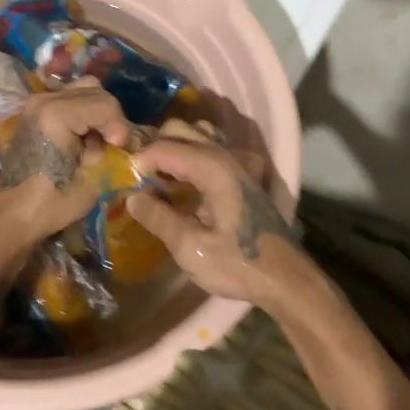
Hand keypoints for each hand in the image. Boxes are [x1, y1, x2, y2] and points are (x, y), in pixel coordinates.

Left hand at [0, 77, 131, 249]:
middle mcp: (44, 99)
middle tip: (110, 146)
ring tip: (96, 140)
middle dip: (110, 119)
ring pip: (85, 89)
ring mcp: (37, 101)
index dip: (119, 127)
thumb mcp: (94, 179)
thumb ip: (113, 151)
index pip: (106, 104)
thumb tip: (126, 140)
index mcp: (56, 114)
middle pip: (97, 91)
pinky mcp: (35, 109)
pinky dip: (84, 112)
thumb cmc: (52, 202)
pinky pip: (70, 98)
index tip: (118, 150)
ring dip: (97, 113)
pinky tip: (82, 137)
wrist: (13, 213)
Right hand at [127, 126, 308, 306]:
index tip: (124, 183)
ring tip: (157, 179)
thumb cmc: (238, 265)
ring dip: (173, 149)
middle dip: (154, 148)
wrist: (285, 278)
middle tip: (137, 178)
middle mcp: (226, 156)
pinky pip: (211, 150)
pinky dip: (191, 156)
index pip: (164, 147)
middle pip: (180, 131)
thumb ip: (159, 218)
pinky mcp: (243, 174)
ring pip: (197, 136)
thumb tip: (132, 198)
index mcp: (213, 169)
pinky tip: (182, 184)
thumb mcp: (191, 249)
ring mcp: (238, 162)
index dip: (139, 161)